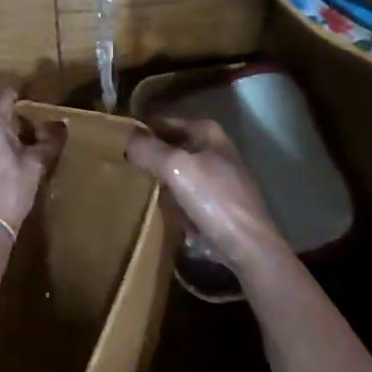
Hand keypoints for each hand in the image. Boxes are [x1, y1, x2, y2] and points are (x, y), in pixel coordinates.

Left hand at [0, 89, 64, 231]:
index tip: (32, 89)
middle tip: (34, 128)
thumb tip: (60, 125)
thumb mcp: (35, 164)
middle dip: (16, 120)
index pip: (6, 97)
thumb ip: (48, 141)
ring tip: (22, 147)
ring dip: (4, 135)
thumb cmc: (11, 190)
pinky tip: (5, 163)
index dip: (20, 91)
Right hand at [125, 118, 287, 272]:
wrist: (251, 249)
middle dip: (154, 160)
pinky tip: (172, 218)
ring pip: (181, 176)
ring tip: (145, 196)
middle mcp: (217, 151)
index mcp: (208, 133)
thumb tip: (127, 138)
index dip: (145, 129)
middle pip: (174, 149)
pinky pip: (191, 200)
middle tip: (128, 169)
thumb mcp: (175, 168)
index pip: (166, 122)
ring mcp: (222, 180)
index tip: (121, 140)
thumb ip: (148, 149)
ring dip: (166, 187)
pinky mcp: (223, 208)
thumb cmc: (214, 199)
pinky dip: (180, 207)